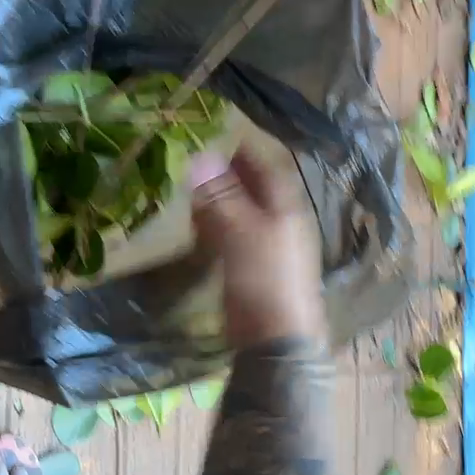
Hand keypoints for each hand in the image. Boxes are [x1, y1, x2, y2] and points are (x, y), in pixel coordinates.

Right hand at [189, 148, 325, 345]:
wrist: (274, 338)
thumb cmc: (264, 279)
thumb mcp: (240, 233)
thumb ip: (221, 196)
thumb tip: (199, 157)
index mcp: (285, 208)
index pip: (266, 168)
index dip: (243, 152)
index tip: (214, 136)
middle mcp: (279, 222)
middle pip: (253, 189)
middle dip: (226, 175)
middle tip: (193, 162)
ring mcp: (266, 246)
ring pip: (240, 212)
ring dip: (218, 200)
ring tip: (189, 190)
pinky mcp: (250, 268)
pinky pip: (231, 236)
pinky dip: (214, 225)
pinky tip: (196, 227)